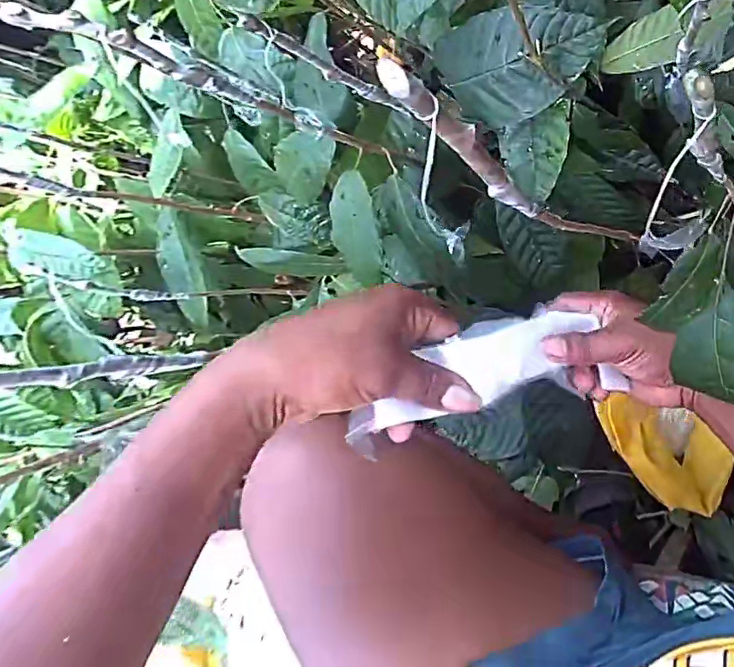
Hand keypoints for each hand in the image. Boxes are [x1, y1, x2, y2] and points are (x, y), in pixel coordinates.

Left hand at [196, 285, 481, 442]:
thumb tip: (475, 398)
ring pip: (401, 370)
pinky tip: (380, 429)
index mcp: (402, 303)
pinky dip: (383, 401)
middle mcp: (385, 314)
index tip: (466, 389)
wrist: (258, 381)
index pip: (448, 326)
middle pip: (425, 350)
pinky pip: (378, 380)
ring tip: (402, 432)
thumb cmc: (332, 364)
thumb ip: (433, 385)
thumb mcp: (389, 375)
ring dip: (406, 401)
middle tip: (434, 416)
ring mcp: (363, 337)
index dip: (461, 356)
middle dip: (431, 386)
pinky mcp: (344, 361)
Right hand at [539, 291, 697, 408]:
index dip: (550, 318)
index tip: (535, 337)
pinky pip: (590, 378)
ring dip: (580, 375)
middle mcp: (603, 325)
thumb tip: (546, 346)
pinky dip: (592, 387)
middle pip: (568, 337)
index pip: (567, 305)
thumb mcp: (617, 342)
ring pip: (577, 361)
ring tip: (591, 385)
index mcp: (604, 307)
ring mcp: (607, 349)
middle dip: (565, 356)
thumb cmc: (657, 346)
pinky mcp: (613, 372)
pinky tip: (602, 392)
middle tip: (569, 371)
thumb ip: (583, 346)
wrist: (688, 378)